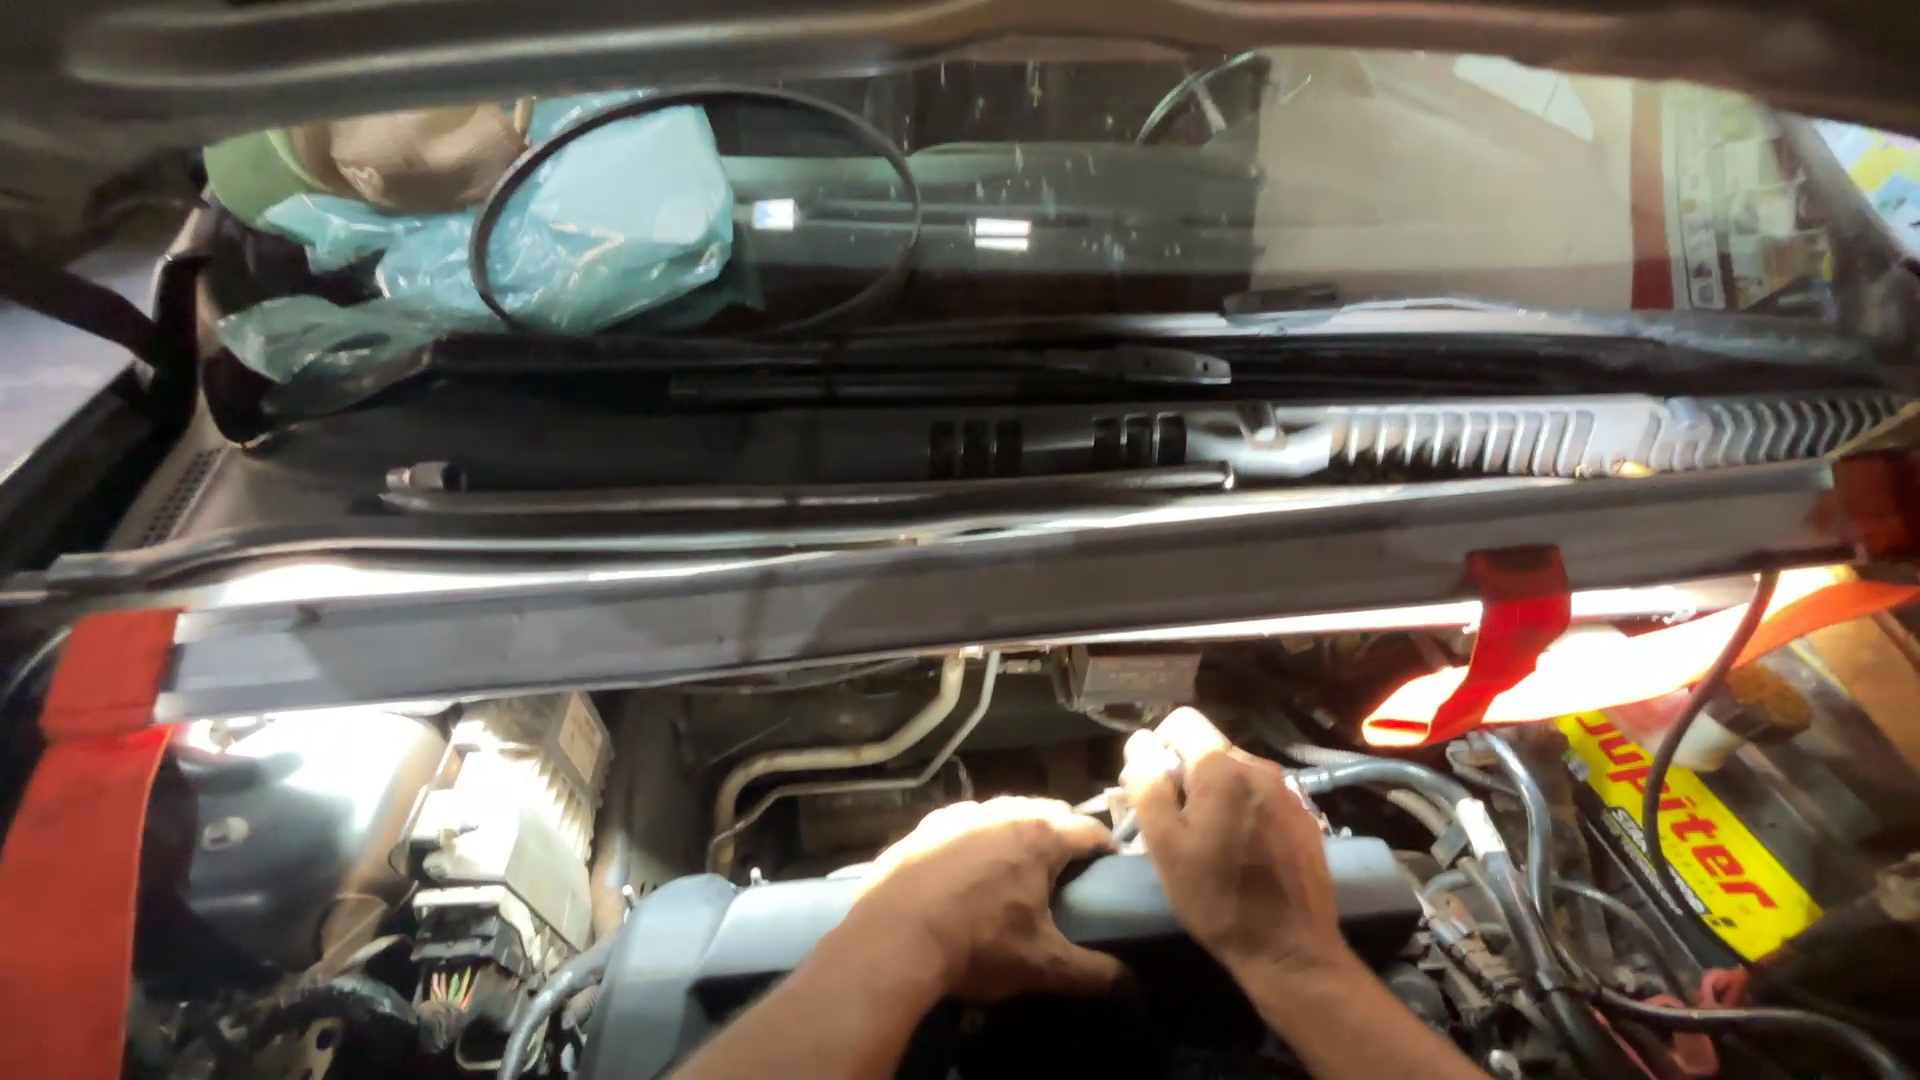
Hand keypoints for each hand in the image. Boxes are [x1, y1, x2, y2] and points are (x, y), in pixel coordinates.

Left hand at [842, 796, 1129, 1002]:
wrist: (894, 938)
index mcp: (1039, 836)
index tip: (1110, 869)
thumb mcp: (1043, 965)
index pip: (1088, 829)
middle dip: (1062, 834)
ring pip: (1003, 813)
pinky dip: (976, 839)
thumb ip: (1095, 973)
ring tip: (1018, 867)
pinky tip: (967, 868)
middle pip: (1046, 812)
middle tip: (1066, 870)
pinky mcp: (927, 825)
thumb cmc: (979, 944)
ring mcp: (960, 814)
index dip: (1106, 848)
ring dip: (1017, 832)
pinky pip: (964, 825)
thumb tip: (1134, 986)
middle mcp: (1002, 812)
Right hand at [1119, 707, 1354, 979]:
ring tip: (1208, 843)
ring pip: (1235, 775)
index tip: (1154, 787)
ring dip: (1215, 796)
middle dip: (1185, 776)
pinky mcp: (1304, 818)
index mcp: (1223, 768)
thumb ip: (1147, 783)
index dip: (1158, 746)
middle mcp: (1260, 768)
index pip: (1182, 721)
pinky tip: (1242, 853)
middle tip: (1175, 825)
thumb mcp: (1163, 843)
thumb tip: (1139, 744)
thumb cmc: (1216, 896)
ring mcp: (1288, 793)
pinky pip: (1260, 797)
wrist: (1290, 951)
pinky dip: (1243, 811)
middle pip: (1209, 751)